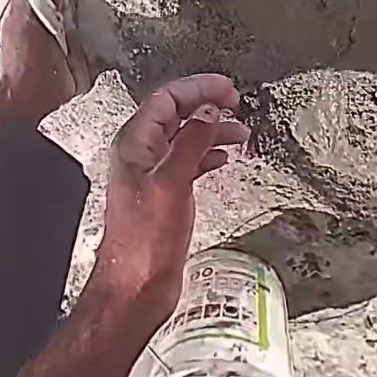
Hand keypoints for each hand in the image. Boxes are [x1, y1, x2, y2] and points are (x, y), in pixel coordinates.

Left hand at [88, 74, 249, 326]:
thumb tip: (208, 111)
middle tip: (235, 104)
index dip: (197, 88)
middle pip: (177, 113)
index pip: (167, 98)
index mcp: (135, 143)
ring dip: (213, 129)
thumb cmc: (145, 241)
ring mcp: (154, 172)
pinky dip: (209, 153)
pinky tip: (224, 158)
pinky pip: (190, 159)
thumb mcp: (171, 184)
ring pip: (186, 135)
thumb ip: (191, 143)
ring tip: (240, 133)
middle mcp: (142, 152)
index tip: (226, 90)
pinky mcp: (166, 191)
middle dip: (207, 104)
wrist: (136, 287)